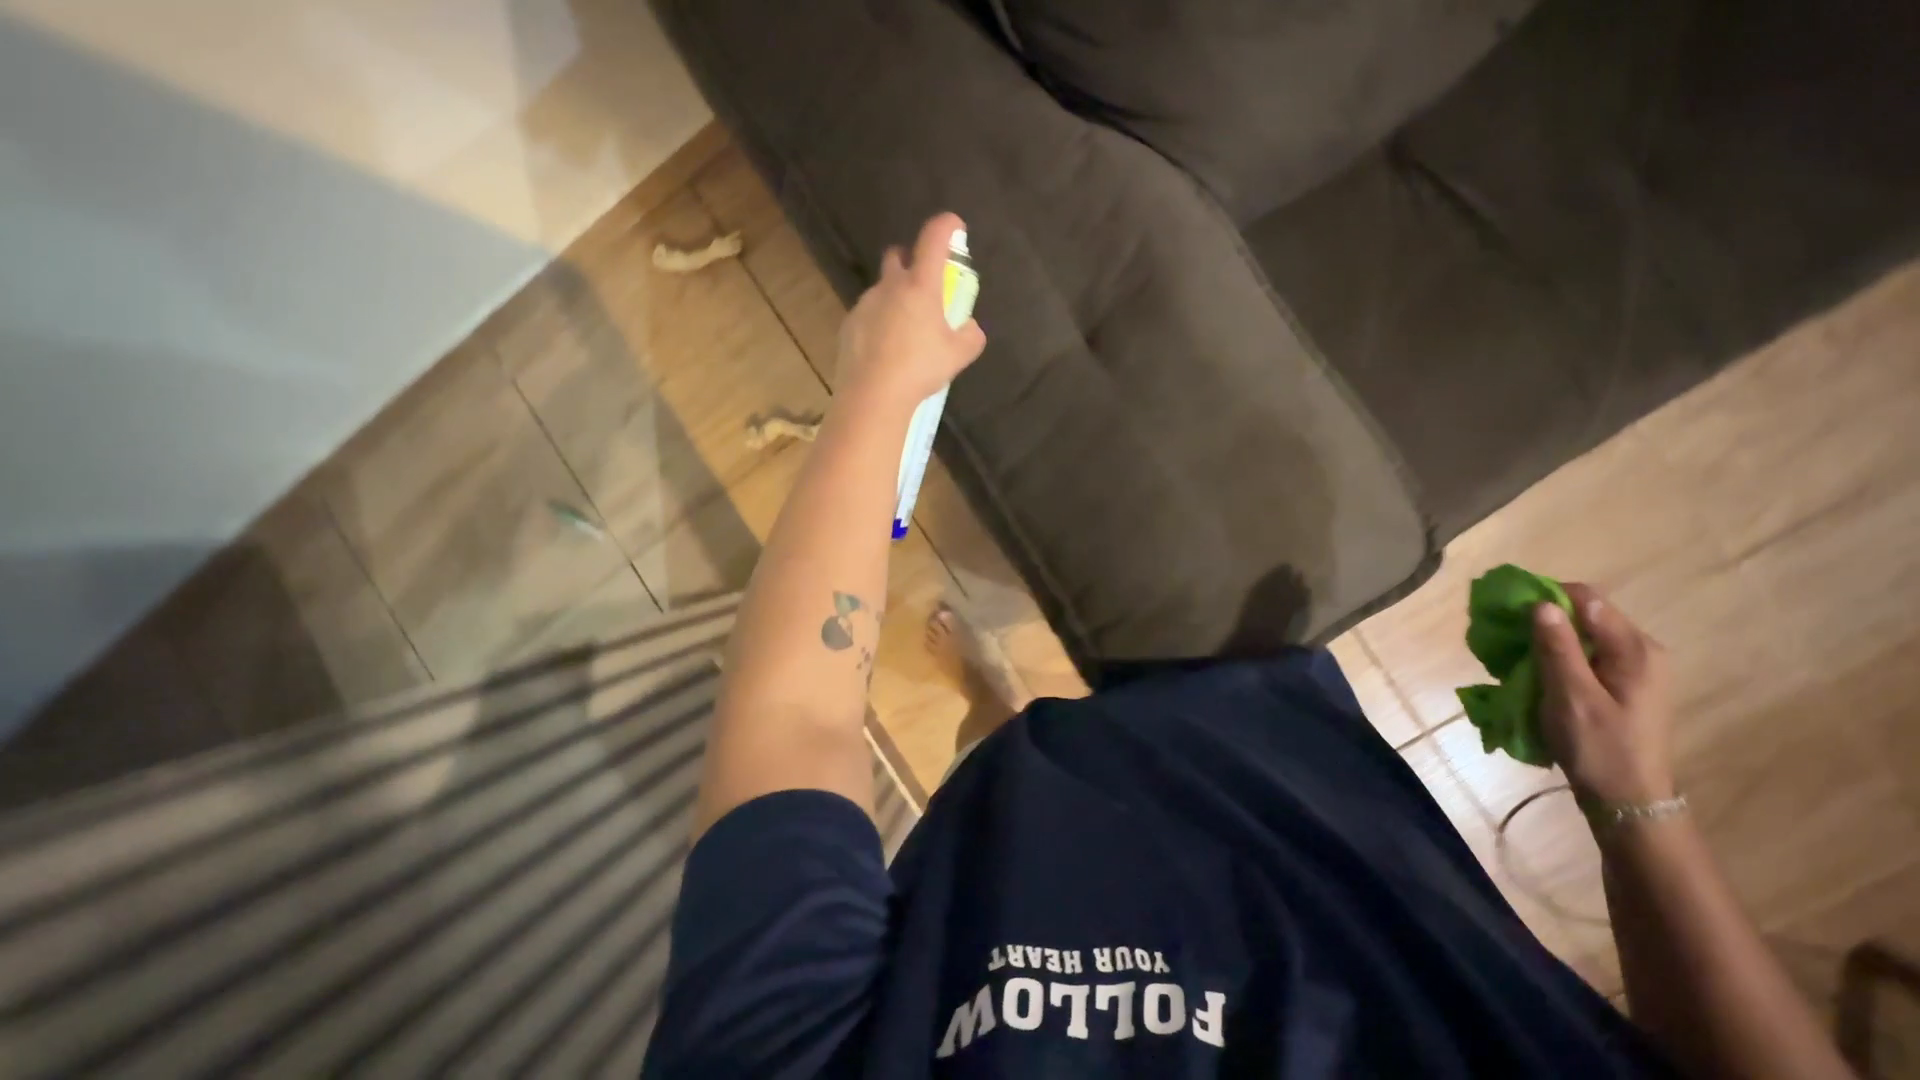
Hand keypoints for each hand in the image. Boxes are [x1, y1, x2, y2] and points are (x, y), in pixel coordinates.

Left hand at [834, 212, 986, 409]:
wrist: (873, 395)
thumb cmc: (920, 369)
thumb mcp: (959, 354)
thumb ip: (970, 334)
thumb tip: (967, 326)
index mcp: (920, 285)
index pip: (933, 237)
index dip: (946, 226)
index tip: (954, 228)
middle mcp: (890, 285)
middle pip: (898, 254)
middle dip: (912, 260)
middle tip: (925, 286)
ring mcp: (865, 303)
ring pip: (882, 288)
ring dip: (895, 297)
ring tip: (905, 331)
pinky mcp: (848, 324)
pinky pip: (868, 314)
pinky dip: (879, 322)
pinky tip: (885, 349)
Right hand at [1532, 583, 1676, 808]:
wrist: (1629, 802)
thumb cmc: (1600, 748)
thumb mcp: (1572, 696)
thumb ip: (1558, 647)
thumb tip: (1541, 603)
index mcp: (1635, 649)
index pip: (1588, 599)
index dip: (1547, 598)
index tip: (1511, 614)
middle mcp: (1642, 651)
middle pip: (1588, 616)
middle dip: (1546, 622)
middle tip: (1510, 641)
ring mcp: (1637, 670)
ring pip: (1586, 637)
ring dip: (1551, 643)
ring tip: (1521, 662)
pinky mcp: (1627, 686)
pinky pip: (1590, 657)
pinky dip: (1563, 660)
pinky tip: (1543, 678)